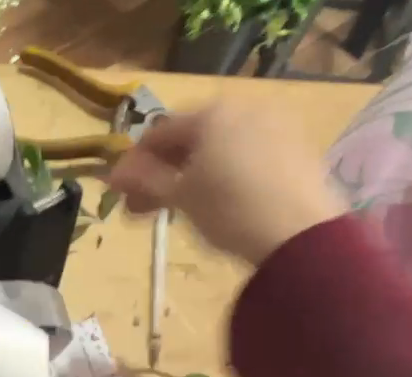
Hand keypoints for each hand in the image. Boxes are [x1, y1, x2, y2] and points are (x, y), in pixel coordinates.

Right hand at [109, 102, 346, 265]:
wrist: (298, 233)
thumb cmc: (229, 209)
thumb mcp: (180, 197)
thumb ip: (145, 181)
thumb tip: (114, 174)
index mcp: (211, 114)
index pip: (158, 133)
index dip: (133, 163)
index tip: (118, 193)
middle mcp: (242, 108)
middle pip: (188, 141)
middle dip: (160, 174)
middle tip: (141, 209)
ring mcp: (272, 125)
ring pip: (216, 149)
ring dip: (188, 177)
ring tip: (175, 211)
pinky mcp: (293, 149)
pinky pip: (243, 157)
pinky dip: (220, 176)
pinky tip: (214, 203)